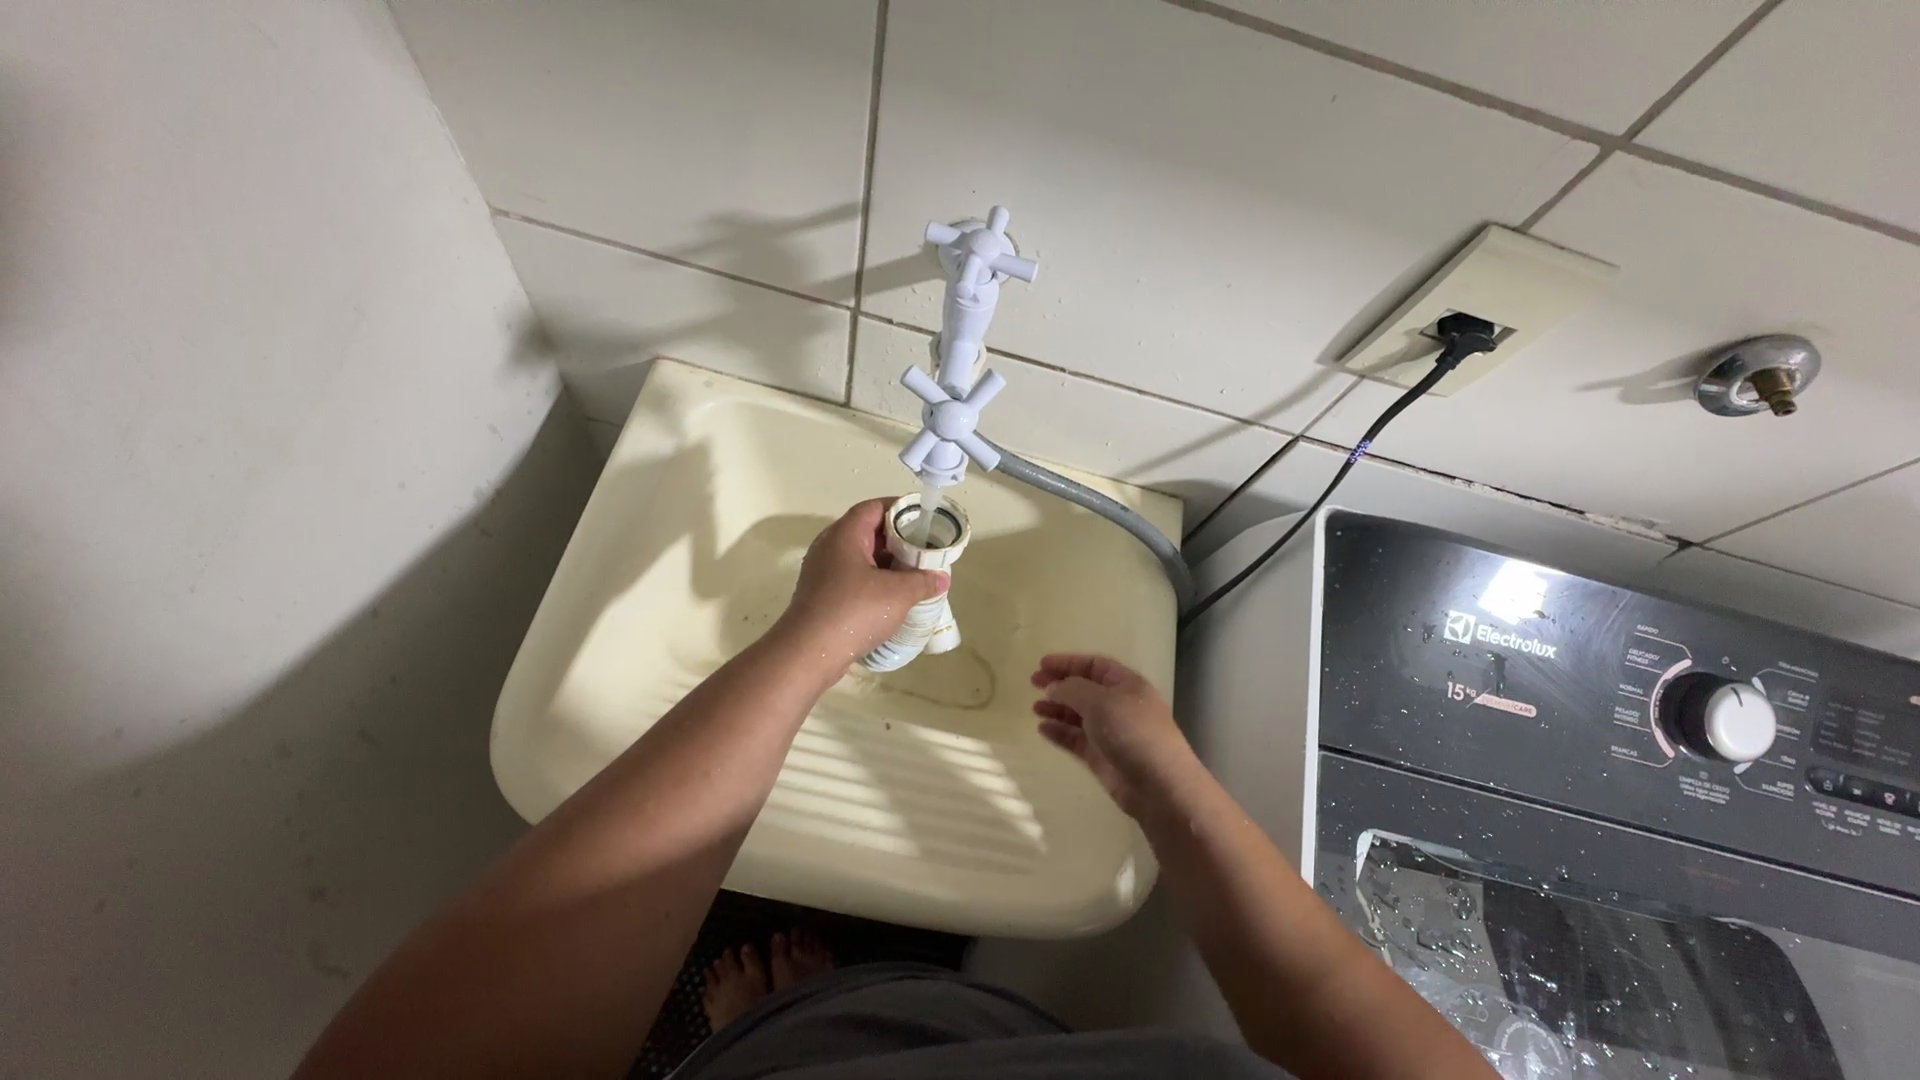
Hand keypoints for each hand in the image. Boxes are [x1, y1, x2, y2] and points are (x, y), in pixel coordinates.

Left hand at [775, 498, 948, 667]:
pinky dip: (874, 580)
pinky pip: (853, 576)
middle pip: (868, 530)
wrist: (808, 652)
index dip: (901, 509)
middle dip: (898, 538)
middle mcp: (830, 546)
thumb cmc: (854, 611)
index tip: (925, 520)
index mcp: (845, 535)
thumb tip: (942, 578)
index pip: (874, 507)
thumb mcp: (898, 594)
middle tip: (925, 549)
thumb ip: (923, 581)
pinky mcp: (822, 594)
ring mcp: (823, 571)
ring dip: (887, 563)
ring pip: (860, 556)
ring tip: (915, 573)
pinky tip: (893, 596)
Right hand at [1031, 654, 1195, 816]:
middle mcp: (1118, 705)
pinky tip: (1042, 729)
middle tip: (1033, 684)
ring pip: (1078, 715)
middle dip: (1059, 685)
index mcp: (1126, 684)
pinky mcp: (1101, 757)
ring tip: (1035, 709)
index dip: (1068, 663)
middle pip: (1084, 689)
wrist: (1157, 784)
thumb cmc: (1132, 731)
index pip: (1094, 665)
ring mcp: (1110, 732)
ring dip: (1057, 709)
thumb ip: (1072, 689)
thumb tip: (1053, 687)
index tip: (1041, 665)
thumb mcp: (1100, 701)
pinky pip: (1076, 739)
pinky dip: (1059, 733)